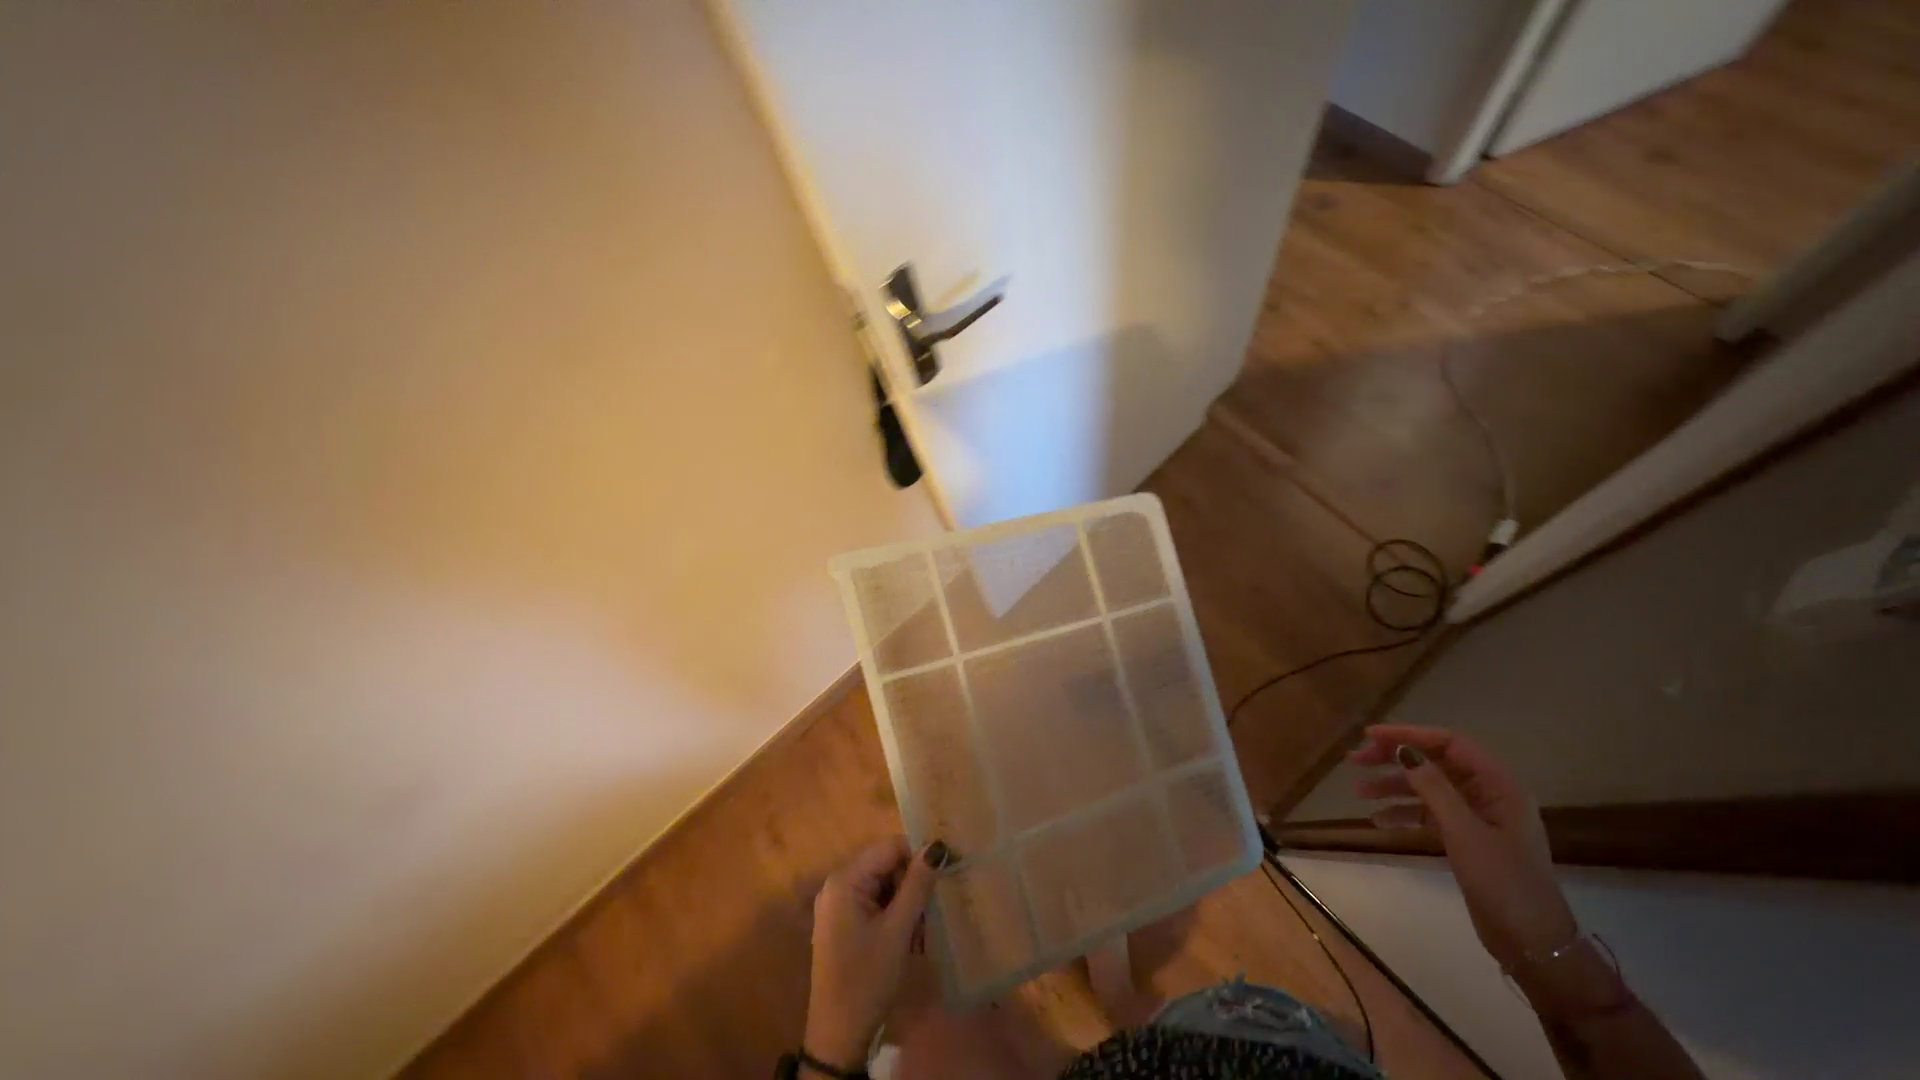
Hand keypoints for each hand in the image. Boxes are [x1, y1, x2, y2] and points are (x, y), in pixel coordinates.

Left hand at [804, 837, 945, 1068]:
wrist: (839, 1032)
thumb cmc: (868, 977)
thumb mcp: (898, 930)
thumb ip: (917, 884)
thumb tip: (938, 846)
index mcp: (844, 880)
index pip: (888, 847)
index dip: (919, 854)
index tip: (950, 868)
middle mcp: (837, 886)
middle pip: (885, 866)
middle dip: (913, 883)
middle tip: (937, 906)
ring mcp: (838, 907)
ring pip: (883, 887)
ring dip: (907, 902)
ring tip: (925, 927)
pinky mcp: (844, 925)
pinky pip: (875, 905)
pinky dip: (895, 916)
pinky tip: (910, 938)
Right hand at [1351, 724, 1576, 967]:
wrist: (1532, 942)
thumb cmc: (1503, 882)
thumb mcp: (1465, 832)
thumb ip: (1434, 788)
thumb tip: (1404, 751)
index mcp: (1499, 785)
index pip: (1449, 744)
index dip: (1408, 735)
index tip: (1369, 736)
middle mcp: (1489, 794)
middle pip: (1436, 763)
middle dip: (1395, 759)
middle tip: (1356, 761)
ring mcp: (1478, 818)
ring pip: (1429, 789)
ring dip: (1394, 787)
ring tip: (1360, 793)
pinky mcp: (1467, 840)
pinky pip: (1430, 815)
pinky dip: (1405, 814)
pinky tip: (1379, 822)